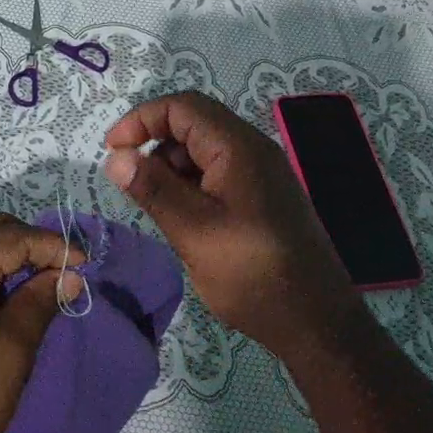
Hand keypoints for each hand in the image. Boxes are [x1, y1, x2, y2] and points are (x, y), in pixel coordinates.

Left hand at [0, 213, 84, 432]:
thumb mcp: (11, 350)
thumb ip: (40, 301)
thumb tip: (71, 273)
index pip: (13, 236)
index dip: (53, 245)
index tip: (88, 264)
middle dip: (34, 243)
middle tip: (68, 270)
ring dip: (17, 255)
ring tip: (50, 280)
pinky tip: (20, 292)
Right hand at [103, 91, 356, 358]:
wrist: (319, 324)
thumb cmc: (253, 274)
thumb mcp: (194, 233)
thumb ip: (154, 189)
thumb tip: (115, 157)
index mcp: (238, 147)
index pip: (181, 107)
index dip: (141, 120)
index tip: (112, 151)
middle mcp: (253, 148)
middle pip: (193, 121)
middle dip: (154, 141)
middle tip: (129, 177)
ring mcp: (262, 171)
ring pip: (204, 146)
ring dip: (172, 163)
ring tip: (155, 204)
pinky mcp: (264, 195)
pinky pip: (219, 169)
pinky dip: (192, 181)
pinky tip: (183, 216)